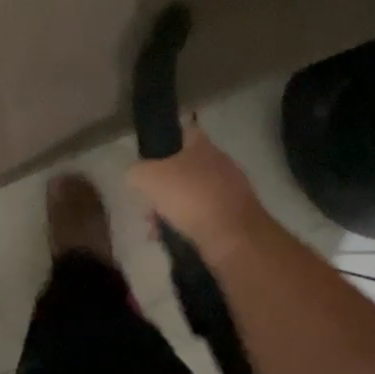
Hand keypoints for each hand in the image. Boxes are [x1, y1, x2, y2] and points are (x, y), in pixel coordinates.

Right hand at [127, 124, 269, 252]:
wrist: (233, 236)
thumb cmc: (190, 196)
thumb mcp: (148, 178)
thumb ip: (137, 171)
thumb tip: (137, 175)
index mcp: (203, 146)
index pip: (184, 134)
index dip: (166, 145)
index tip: (150, 162)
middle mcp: (221, 164)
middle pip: (186, 170)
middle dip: (165, 188)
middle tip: (149, 205)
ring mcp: (232, 192)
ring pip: (194, 197)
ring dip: (174, 211)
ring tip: (157, 229)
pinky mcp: (237, 218)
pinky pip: (206, 218)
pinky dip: (190, 227)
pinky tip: (175, 239)